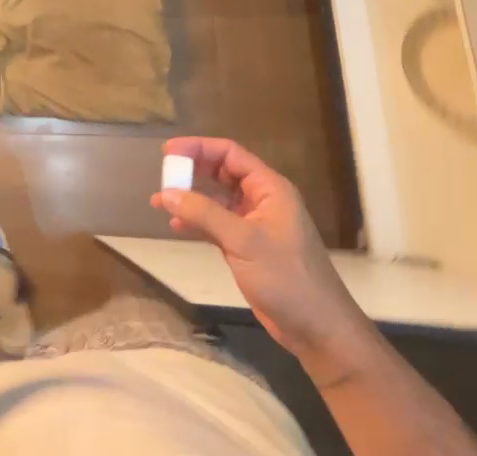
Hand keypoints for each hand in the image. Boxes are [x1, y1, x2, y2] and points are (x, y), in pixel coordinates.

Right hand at [150, 137, 378, 387]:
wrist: (317, 329)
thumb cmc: (286, 278)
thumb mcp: (243, 240)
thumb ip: (204, 213)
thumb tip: (167, 192)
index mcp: (270, 189)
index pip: (230, 154)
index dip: (199, 147)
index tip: (168, 151)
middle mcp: (262, 201)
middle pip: (222, 173)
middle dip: (192, 172)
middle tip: (163, 176)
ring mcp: (255, 225)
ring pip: (217, 200)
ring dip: (190, 199)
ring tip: (159, 202)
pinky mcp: (247, 248)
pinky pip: (216, 225)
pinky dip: (196, 223)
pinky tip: (176, 226)